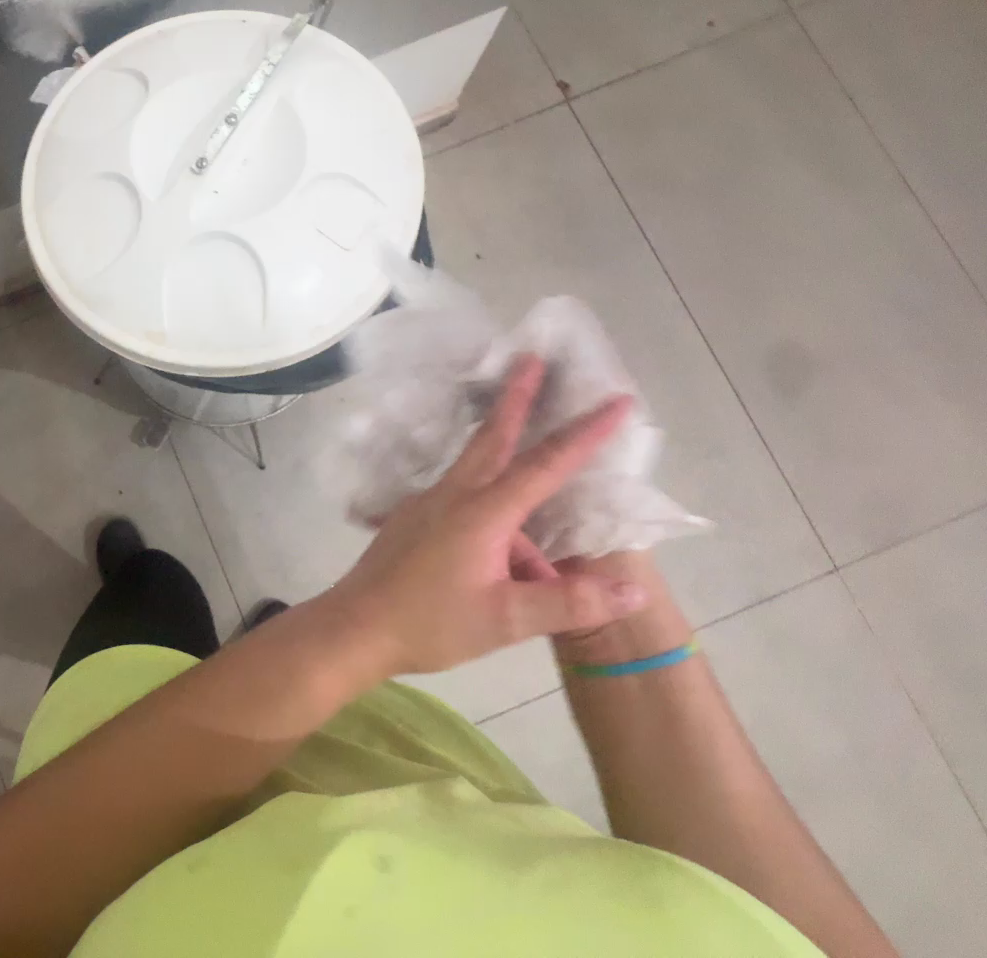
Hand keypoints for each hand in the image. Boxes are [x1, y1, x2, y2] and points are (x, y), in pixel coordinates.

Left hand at [320, 356, 649, 676]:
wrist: (355, 628)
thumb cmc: (430, 623)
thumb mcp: (506, 620)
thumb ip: (569, 603)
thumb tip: (631, 591)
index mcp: (483, 513)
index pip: (545, 464)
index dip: (585, 434)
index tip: (617, 400)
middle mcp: (454, 497)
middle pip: (493, 438)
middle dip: (515, 396)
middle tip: (529, 357)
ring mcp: (427, 506)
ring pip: (478, 477)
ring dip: (508, 478)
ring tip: (533, 576)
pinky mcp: (412, 522)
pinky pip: (461, 505)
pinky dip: (489, 517)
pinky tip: (499, 569)